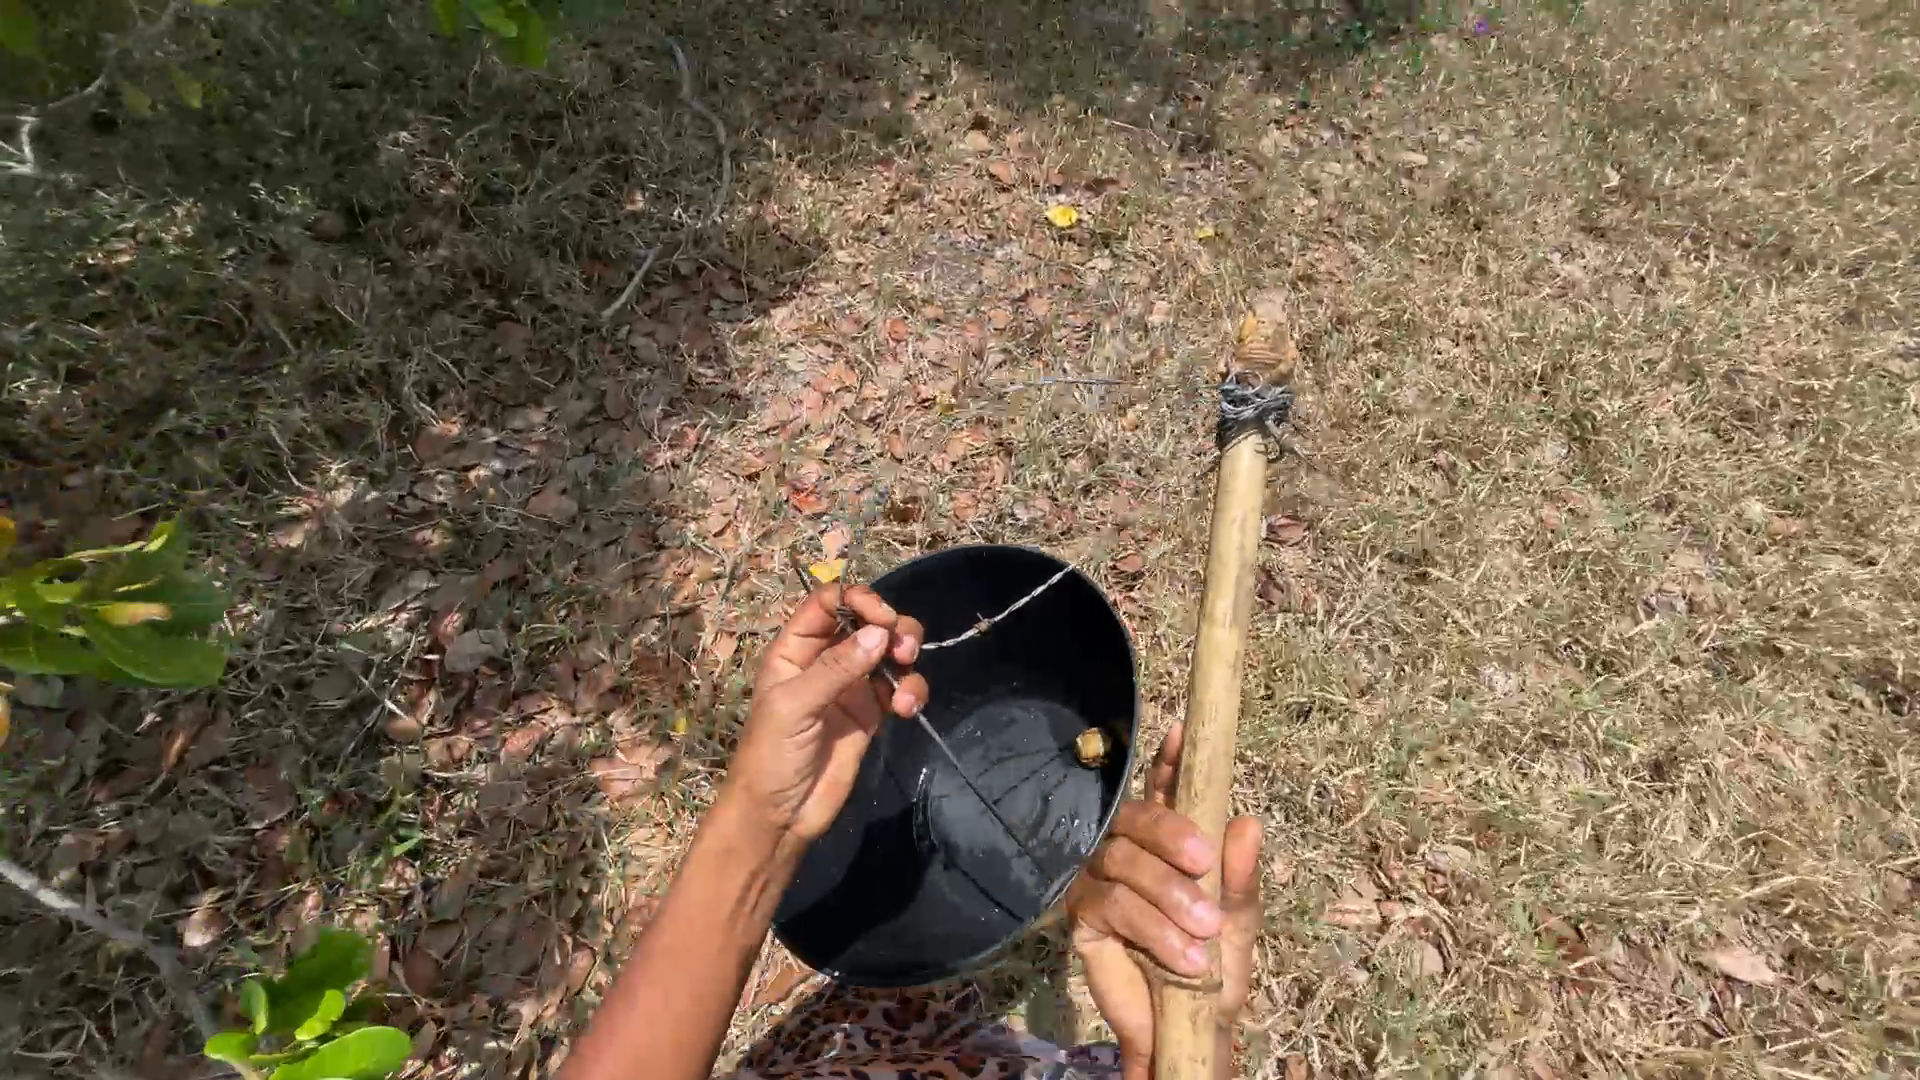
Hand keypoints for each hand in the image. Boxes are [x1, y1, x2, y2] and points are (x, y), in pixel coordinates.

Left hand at [724, 584, 928, 845]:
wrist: (780, 818)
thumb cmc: (771, 757)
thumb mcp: (795, 707)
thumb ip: (836, 668)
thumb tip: (880, 634)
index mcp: (796, 649)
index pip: (829, 603)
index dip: (858, 600)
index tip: (883, 618)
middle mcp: (826, 659)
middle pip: (867, 621)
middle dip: (892, 628)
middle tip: (904, 650)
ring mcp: (852, 685)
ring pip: (889, 651)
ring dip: (906, 659)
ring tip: (907, 691)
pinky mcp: (872, 712)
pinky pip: (900, 686)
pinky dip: (912, 690)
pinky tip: (908, 709)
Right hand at [1064, 723, 1262, 1079]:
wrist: (1192, 1034)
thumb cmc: (1216, 967)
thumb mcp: (1238, 919)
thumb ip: (1239, 874)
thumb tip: (1247, 821)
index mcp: (1167, 841)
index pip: (1161, 789)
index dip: (1168, 760)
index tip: (1181, 732)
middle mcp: (1128, 849)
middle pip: (1133, 815)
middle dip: (1168, 831)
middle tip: (1202, 862)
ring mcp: (1100, 878)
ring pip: (1121, 858)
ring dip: (1166, 893)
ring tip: (1203, 932)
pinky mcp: (1082, 914)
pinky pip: (1110, 903)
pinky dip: (1150, 926)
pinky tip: (1182, 958)